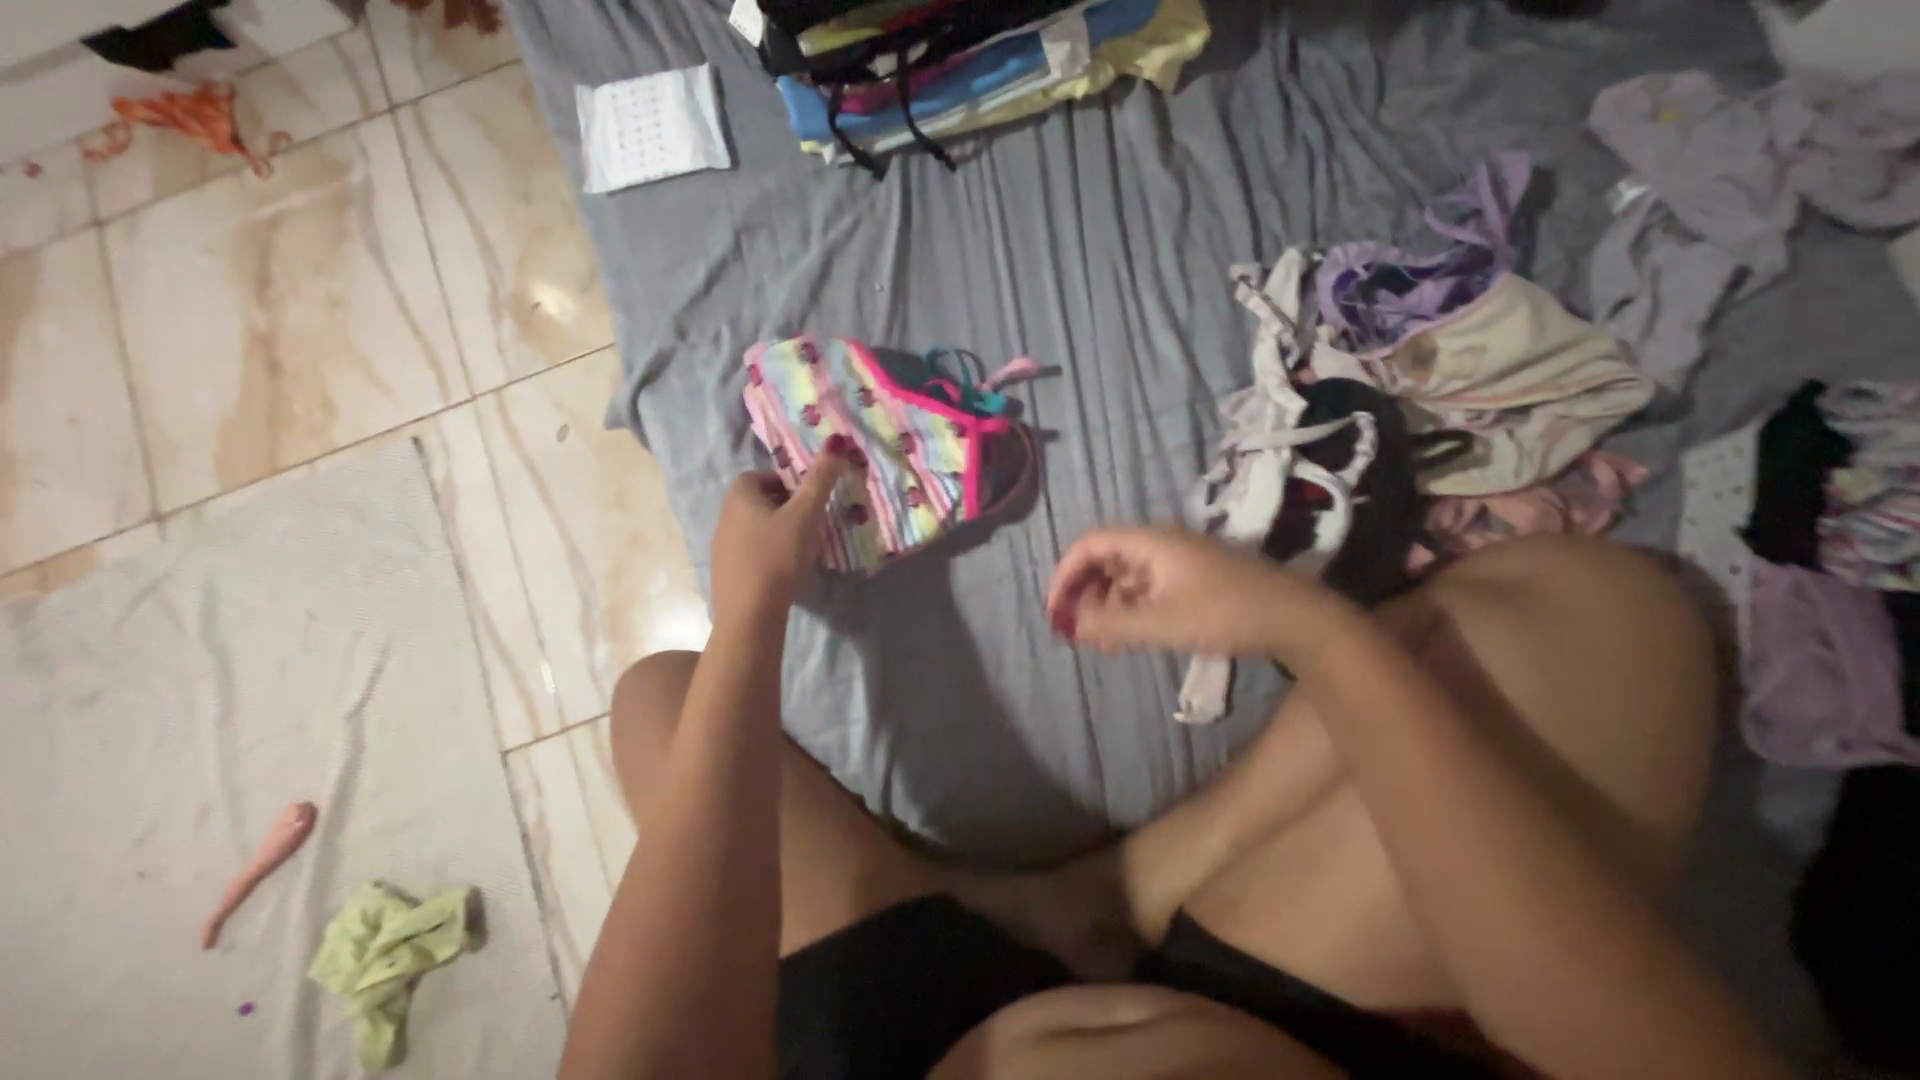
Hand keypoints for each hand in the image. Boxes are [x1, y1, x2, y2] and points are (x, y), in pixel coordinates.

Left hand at [711, 437, 851, 626]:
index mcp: (739, 495)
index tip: (808, 499)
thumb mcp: (806, 514)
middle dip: (783, 506)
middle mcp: (724, 515)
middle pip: (757, 500)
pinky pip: (749, 551)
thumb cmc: (778, 555)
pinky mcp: (725, 572)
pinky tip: (783, 571)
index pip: (760, 475)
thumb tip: (837, 440)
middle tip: (809, 521)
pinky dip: (766, 553)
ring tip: (800, 547)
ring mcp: (720, 545)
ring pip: (753, 527)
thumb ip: (821, 478)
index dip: (786, 483)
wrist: (750, 612)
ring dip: (775, 530)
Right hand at [1045, 526, 1355, 660]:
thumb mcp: (1162, 623)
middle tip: (1075, 631)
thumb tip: (1070, 625)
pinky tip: (1127, 639)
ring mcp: (1178, 563)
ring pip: (1126, 578)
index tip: (1056, 612)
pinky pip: (1147, 590)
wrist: (1297, 618)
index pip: (1090, 544)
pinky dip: (1130, 611)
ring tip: (1099, 643)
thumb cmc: (1226, 613)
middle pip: (1105, 559)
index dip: (1065, 575)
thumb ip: (1112, 624)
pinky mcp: (1193, 582)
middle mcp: (1161, 545)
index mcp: (1151, 542)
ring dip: (1106, 606)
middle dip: (1084, 593)